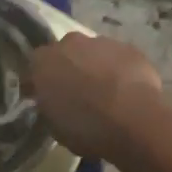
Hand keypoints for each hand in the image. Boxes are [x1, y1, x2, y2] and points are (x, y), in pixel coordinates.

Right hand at [28, 33, 163, 161]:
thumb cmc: (88, 129)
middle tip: (77, 92)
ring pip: (92, 52)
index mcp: (43, 63)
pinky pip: (117, 57)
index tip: (46, 98)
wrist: (136, 121)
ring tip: (106, 92)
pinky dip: (119, 69)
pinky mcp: (128, 47)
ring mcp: (101, 42)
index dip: (41, 83)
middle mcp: (69, 44)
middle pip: (64, 52)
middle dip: (68, 68)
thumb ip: (49, 107)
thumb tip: (52, 103)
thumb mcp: (55, 128)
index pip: (34, 68)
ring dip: (94, 66)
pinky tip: (127, 90)